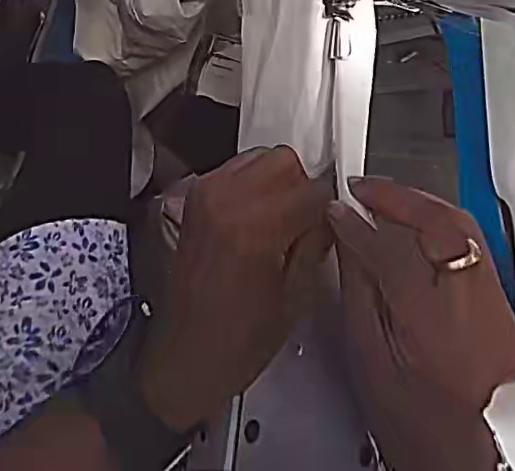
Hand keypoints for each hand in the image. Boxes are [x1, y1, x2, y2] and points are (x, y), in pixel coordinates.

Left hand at [136, 146, 329, 430]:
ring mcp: (207, 194)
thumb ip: (317, 241)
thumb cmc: (237, 340)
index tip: (327, 223)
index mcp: (255, 226)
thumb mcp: (296, 296)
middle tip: (303, 221)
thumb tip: (329, 211)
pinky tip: (255, 216)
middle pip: (285, 161)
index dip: (326, 208)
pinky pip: (237, 167)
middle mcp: (227, 199)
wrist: (185, 357)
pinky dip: (253, 182)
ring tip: (277, 220)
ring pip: (261, 156)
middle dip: (301, 187)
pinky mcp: (196, 196)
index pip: (312, 189)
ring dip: (277, 181)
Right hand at [328, 178, 514, 470]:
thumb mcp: (370, 360)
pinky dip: (442, 220)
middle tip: (364, 188)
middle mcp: (472, 308)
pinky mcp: (504, 303)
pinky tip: (419, 220)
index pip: (389, 252)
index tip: (338, 211)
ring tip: (387, 197)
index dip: (357, 225)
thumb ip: (359, 290)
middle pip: (439, 223)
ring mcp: (494, 303)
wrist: (478, 459)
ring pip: (461, 225)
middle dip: (398, 196)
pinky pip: (472, 240)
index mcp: (431, 328)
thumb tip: (348, 239)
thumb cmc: (423, 429)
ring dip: (421, 202)